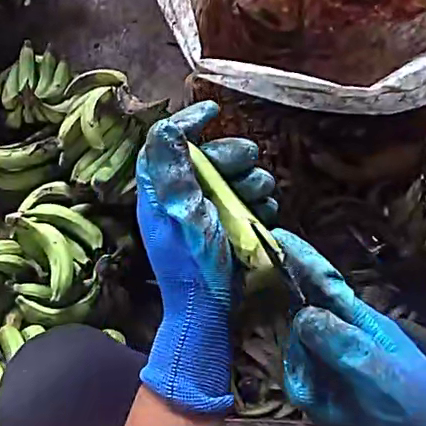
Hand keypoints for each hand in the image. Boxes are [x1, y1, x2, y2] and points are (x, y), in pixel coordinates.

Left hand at [134, 101, 274, 414]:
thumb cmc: (192, 263)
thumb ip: (171, 164)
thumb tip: (169, 123)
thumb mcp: (179, 208)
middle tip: (249, 163)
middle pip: (207, 158)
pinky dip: (258, 203)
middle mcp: (180, 199)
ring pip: (233, 179)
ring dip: (252, 180)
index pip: (167, 144)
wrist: (211, 314)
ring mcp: (206, 216)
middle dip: (232, 155)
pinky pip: (247, 204)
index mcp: (160, 191)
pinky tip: (265, 213)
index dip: (187, 123)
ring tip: (260, 193)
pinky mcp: (228, 231)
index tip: (214, 111)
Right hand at [276, 230, 425, 425]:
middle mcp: (352, 339)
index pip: (327, 282)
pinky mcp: (339, 395)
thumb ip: (346, 346)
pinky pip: (309, 388)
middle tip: (316, 383)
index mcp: (369, 324)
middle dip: (300, 351)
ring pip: (301, 358)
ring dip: (310, 383)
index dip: (299, 259)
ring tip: (338, 412)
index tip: (270, 234)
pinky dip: (317, 404)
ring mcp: (345, 368)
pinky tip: (338, 421)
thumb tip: (302, 314)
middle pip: (302, 322)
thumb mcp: (389, 383)